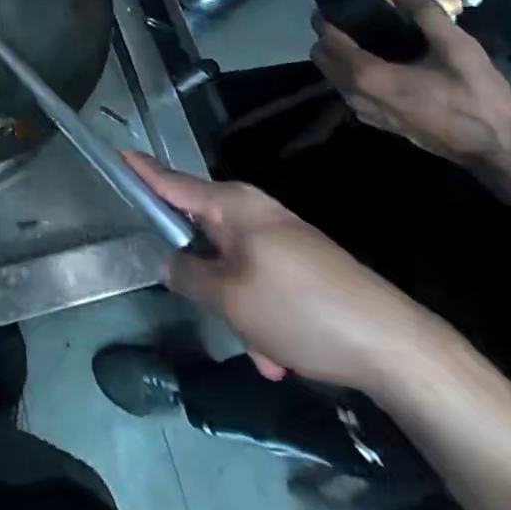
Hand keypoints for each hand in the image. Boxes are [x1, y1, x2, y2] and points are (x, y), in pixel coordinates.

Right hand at [128, 153, 442, 392]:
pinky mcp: (300, 265)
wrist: (393, 344)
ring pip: (231, 269)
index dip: (143, 172)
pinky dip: (260, 317)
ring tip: (261, 350)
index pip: (174, 182)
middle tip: (202, 307)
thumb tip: (170, 260)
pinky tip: (279, 355)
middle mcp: (256, 213)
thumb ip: (187, 274)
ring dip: (235, 310)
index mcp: (234, 207)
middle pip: (202, 234)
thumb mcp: (229, 298)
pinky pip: (260, 285)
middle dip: (200, 277)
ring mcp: (281, 238)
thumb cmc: (299, 309)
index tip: (117, 154)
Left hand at [310, 0, 510, 170]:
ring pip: (332, 76)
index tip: (332, 2)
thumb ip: (423, 12)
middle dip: (326, 36)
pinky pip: (348, 90)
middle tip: (347, 16)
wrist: (493, 149)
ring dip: (336, 55)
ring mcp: (363, 111)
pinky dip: (349, 72)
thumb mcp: (456, 47)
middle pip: (322, 59)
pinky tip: (375, 59)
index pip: (328, 41)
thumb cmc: (476, 96)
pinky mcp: (375, 121)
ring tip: (360, 34)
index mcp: (368, 75)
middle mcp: (355, 95)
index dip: (326, 19)